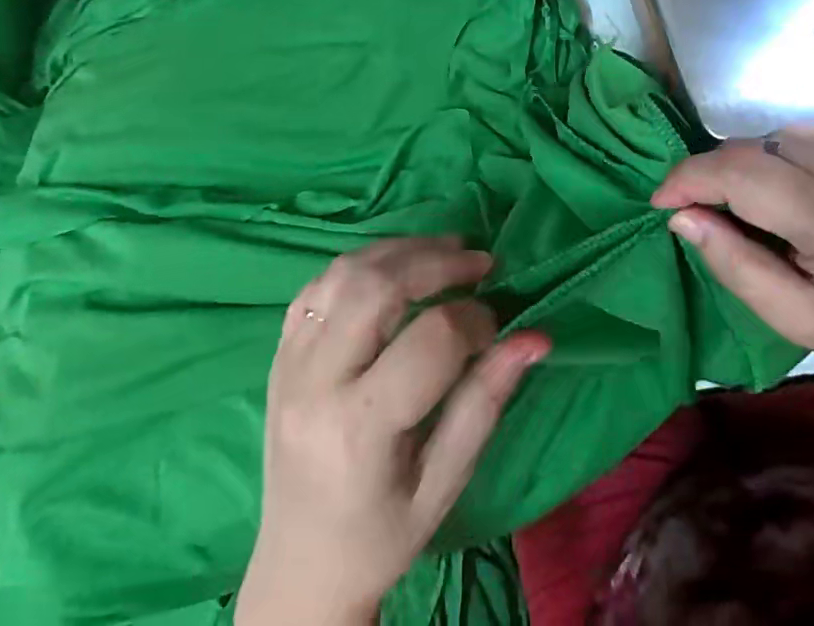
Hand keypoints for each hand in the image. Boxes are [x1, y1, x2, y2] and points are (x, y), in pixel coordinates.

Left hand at [236, 237, 549, 625]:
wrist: (298, 562)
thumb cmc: (382, 533)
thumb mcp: (444, 482)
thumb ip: (485, 402)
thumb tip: (534, 338)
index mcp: (359, 429)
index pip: (428, 342)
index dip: (476, 321)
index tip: (498, 327)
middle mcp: (314, 383)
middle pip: (375, 287)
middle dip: (435, 262)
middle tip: (479, 262)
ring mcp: (288, 362)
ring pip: (343, 273)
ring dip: (399, 251)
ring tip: (445, 252)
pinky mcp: (278, 353)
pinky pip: (317, 285)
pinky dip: (362, 264)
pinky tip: (395, 268)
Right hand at [653, 126, 813, 387]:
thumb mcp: (799, 320)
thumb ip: (737, 267)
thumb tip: (682, 218)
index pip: (739, 173)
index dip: (687, 181)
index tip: (660, 206)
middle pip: (743, 148)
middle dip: (705, 177)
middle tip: (696, 217)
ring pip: (760, 138)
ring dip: (734, 169)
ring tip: (739, 212)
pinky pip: (784, 138)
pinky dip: (761, 161)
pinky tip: (774, 197)